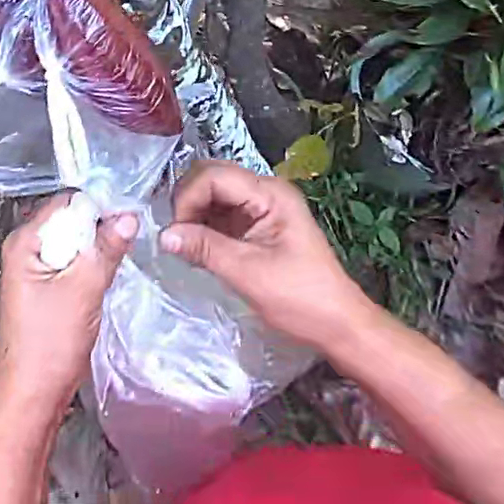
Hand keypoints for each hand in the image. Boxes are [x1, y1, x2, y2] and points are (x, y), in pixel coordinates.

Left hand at [0, 192, 138, 422]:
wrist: (33, 395)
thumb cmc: (49, 345)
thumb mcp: (83, 290)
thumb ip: (105, 250)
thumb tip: (127, 218)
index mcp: (24, 241)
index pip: (64, 203)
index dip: (96, 206)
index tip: (127, 213)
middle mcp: (24, 249)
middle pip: (68, 221)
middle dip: (97, 228)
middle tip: (126, 237)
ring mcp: (33, 269)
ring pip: (72, 244)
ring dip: (95, 250)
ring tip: (116, 259)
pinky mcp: (44, 288)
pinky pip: (70, 264)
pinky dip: (88, 267)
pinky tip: (101, 280)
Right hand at [159, 161, 377, 345]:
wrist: (340, 327)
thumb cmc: (300, 299)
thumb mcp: (248, 274)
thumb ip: (204, 248)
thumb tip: (163, 235)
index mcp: (270, 194)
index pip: (213, 176)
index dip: (188, 197)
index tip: (177, 230)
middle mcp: (264, 190)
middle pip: (209, 176)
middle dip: (187, 201)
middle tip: (178, 234)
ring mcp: (259, 204)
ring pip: (210, 191)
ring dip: (193, 212)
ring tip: (186, 242)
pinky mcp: (254, 221)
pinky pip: (217, 209)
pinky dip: (202, 223)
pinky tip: (198, 245)